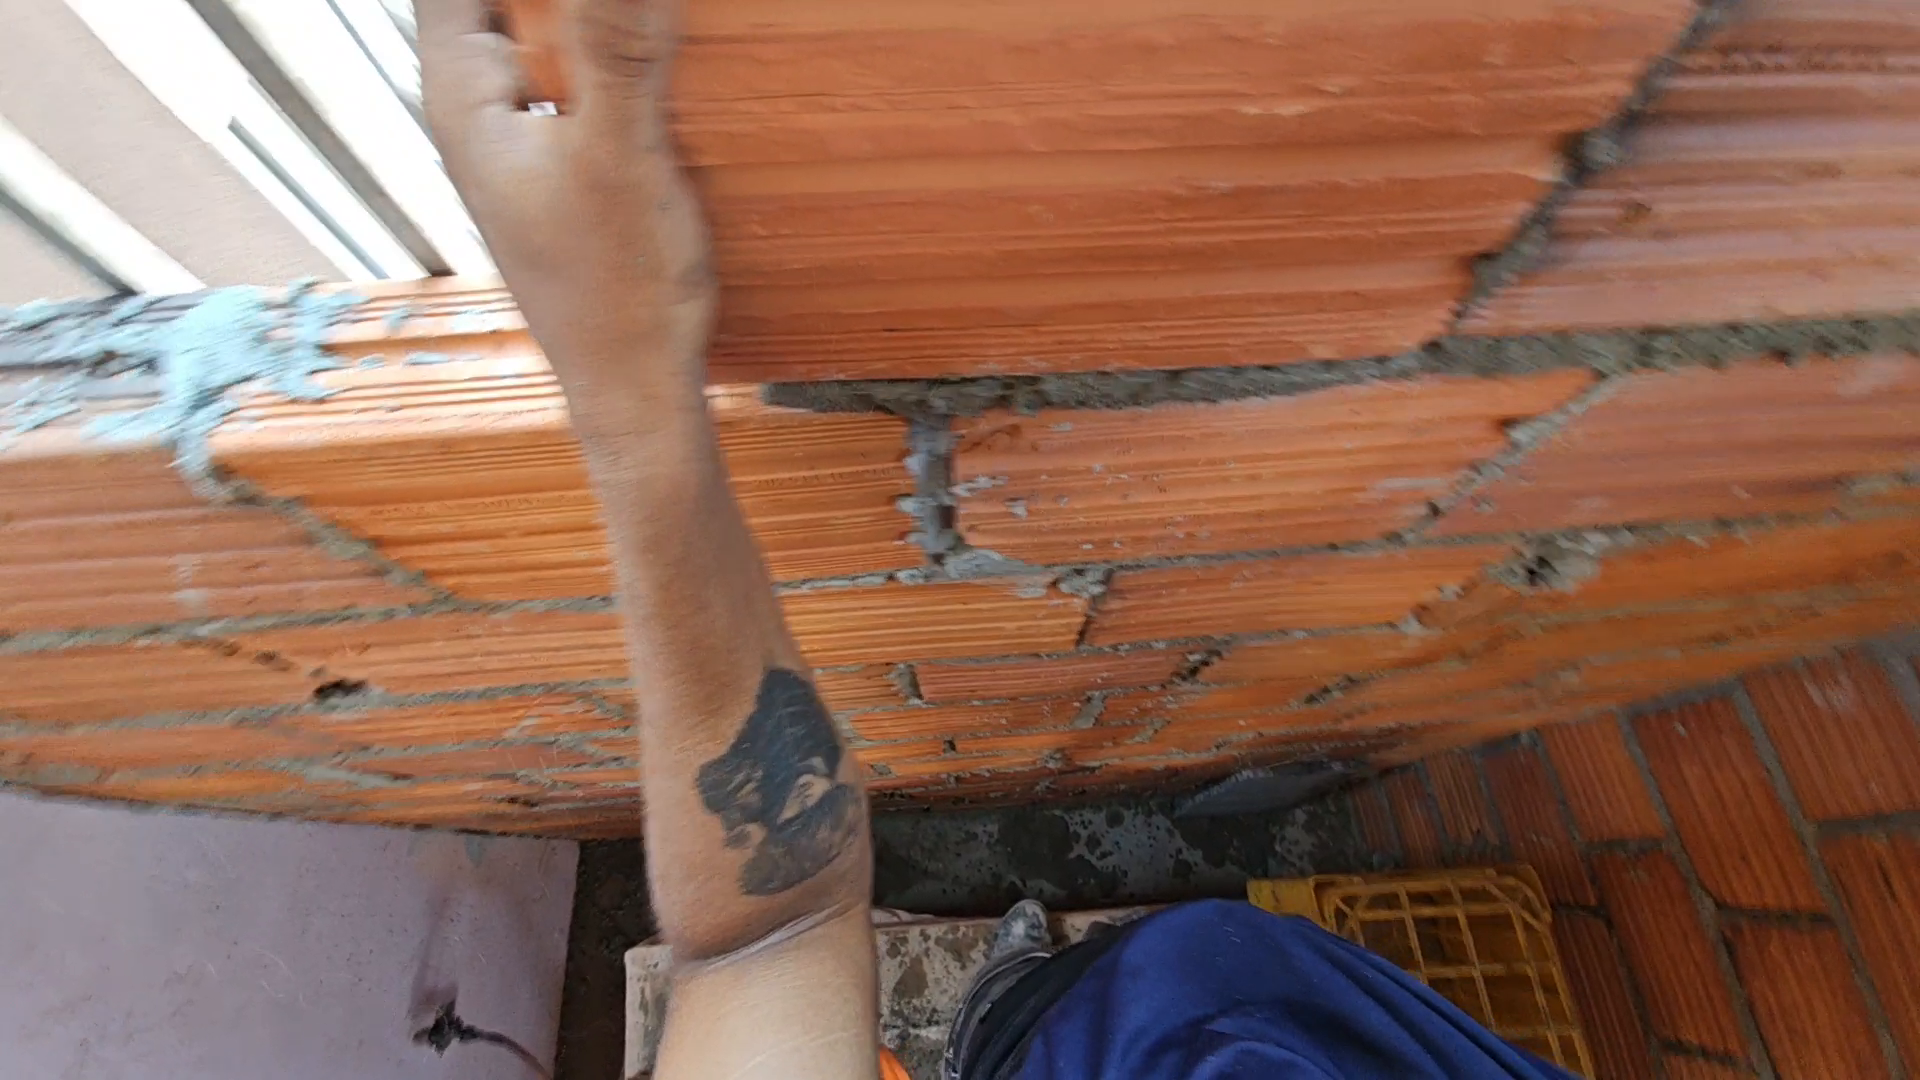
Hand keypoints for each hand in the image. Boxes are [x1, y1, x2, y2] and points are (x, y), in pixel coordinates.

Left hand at [419, 0, 716, 435]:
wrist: (638, 390)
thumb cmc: (623, 289)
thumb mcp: (621, 157)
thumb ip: (614, 45)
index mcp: (463, 96)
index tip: (619, 11)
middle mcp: (481, 120)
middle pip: (508, 10)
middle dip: (571, 14)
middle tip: (646, 24)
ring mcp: (525, 157)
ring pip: (546, 56)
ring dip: (596, 39)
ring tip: (656, 43)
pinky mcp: (568, 188)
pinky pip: (578, 103)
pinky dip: (610, 84)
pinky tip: (659, 99)